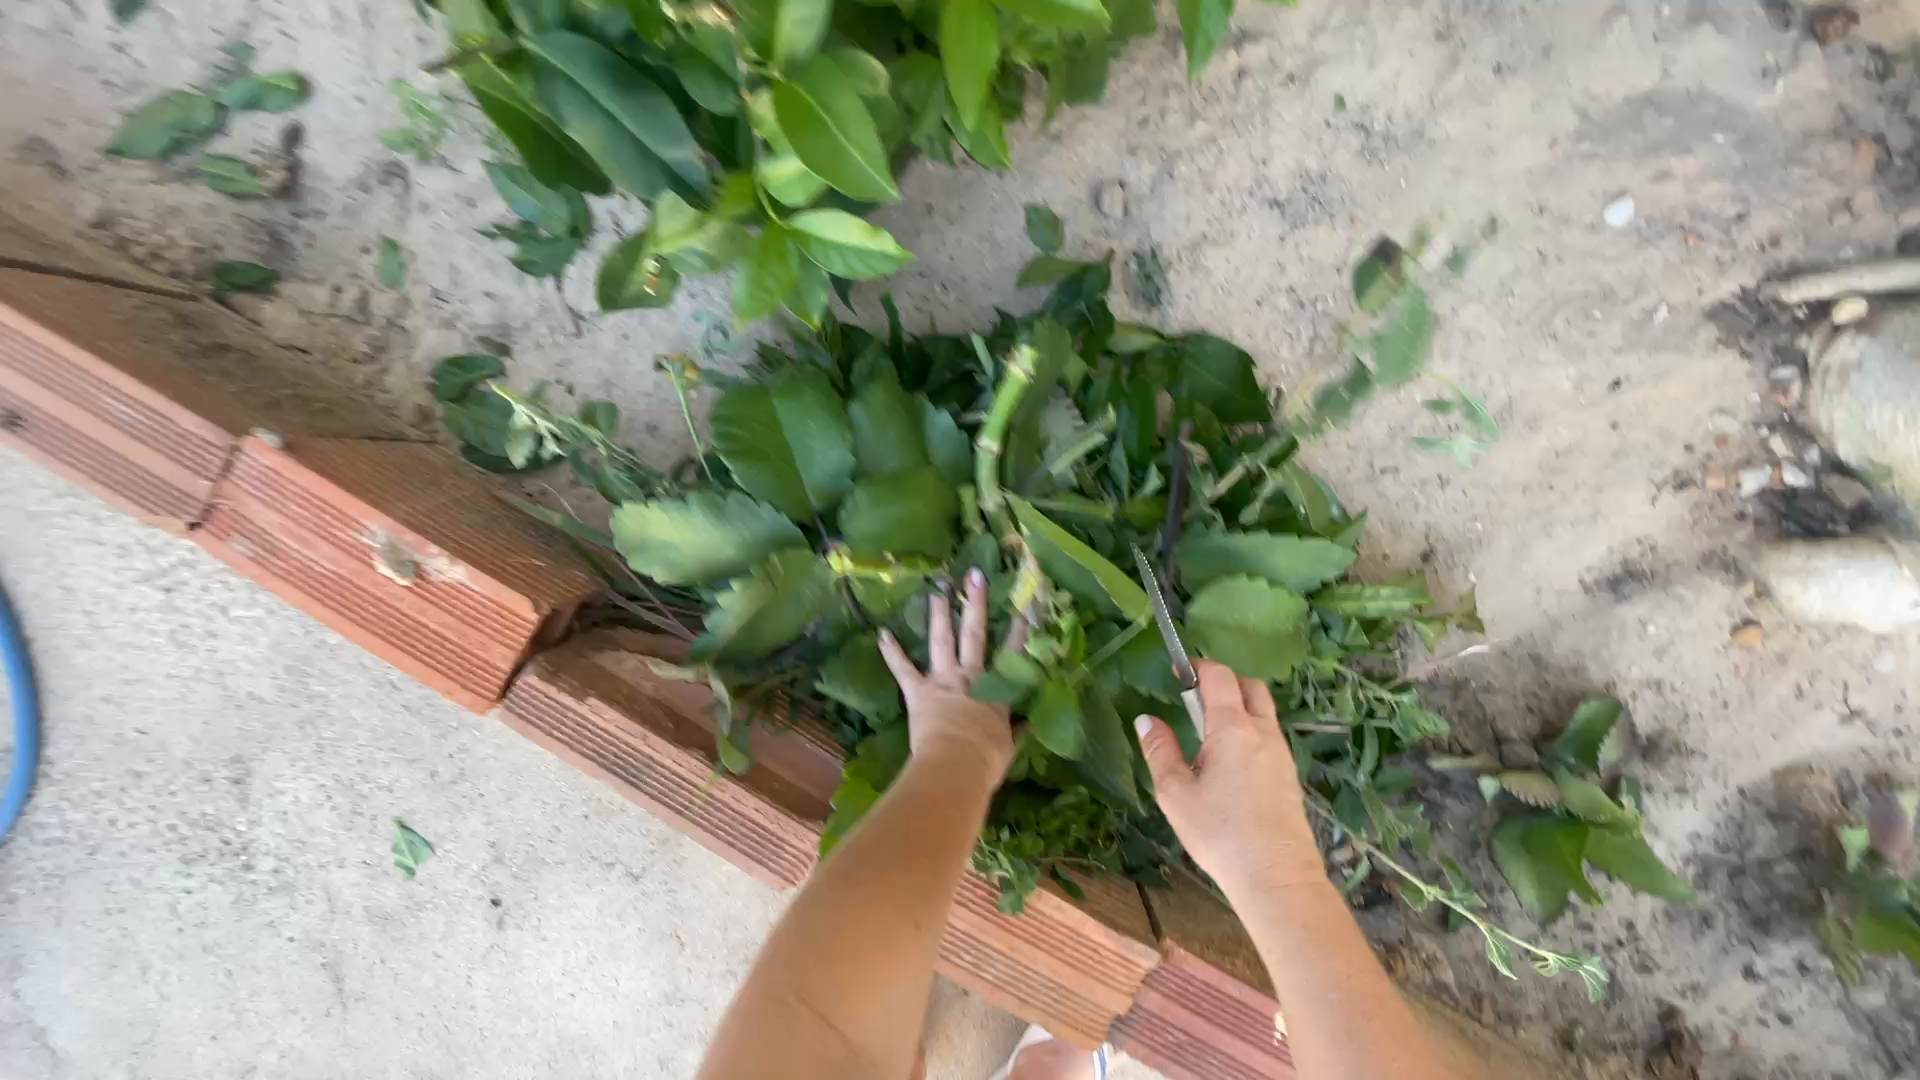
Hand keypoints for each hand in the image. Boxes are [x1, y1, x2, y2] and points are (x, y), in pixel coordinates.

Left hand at [878, 568, 1014, 779]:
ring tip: (936, 589)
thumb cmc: (985, 761)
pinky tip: (882, 632)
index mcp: (996, 691)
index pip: (1012, 654)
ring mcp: (943, 681)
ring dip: (939, 614)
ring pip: (941, 640)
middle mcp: (970, 677)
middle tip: (973, 576)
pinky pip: (903, 668)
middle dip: (975, 604)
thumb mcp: (1007, 747)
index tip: (1024, 604)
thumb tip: (1026, 723)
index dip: (1020, 629)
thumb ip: (1014, 731)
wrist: (955, 766)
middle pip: (974, 634)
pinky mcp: (918, 692)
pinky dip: (891, 651)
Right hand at [1134, 661, 1322, 897]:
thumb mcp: (1175, 793)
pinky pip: (1269, 737)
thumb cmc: (1219, 833)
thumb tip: (1146, 719)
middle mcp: (1263, 732)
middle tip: (1196, 697)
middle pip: (1251, 687)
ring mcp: (1281, 754)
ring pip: (1263, 712)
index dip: (1198, 667)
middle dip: (1225, 682)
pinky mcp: (1288, 776)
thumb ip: (1159, 750)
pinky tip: (1229, 761)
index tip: (1177, 671)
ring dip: (1238, 707)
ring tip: (1208, 732)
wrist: (1277, 878)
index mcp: (1233, 728)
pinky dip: (1249, 731)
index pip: (1220, 677)